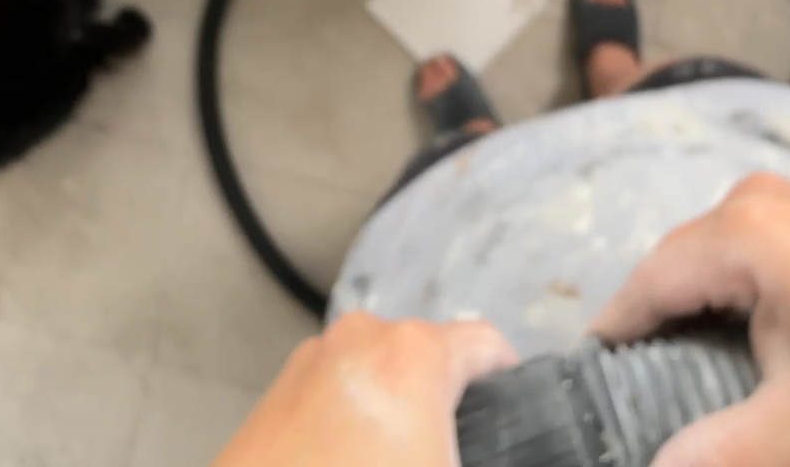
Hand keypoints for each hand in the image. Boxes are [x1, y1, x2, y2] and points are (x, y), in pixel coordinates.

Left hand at [214, 312, 518, 466]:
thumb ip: (485, 453)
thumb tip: (455, 443)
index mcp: (415, 352)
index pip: (488, 344)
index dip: (510, 384)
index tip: (512, 420)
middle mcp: (366, 336)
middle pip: (430, 358)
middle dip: (444, 405)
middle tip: (441, 453)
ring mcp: (315, 357)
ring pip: (379, 373)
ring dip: (394, 413)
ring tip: (390, 461)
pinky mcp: (277, 390)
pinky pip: (337, 391)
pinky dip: (350, 420)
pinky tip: (346, 461)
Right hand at [591, 174, 789, 466]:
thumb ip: (720, 453)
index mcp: (744, 232)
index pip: (651, 281)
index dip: (616, 333)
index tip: (589, 383)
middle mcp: (751, 199)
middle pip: (674, 265)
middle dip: (651, 325)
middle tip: (633, 390)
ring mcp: (780, 200)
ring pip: (701, 258)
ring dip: (685, 311)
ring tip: (671, 372)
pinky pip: (733, 252)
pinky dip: (719, 295)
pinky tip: (726, 341)